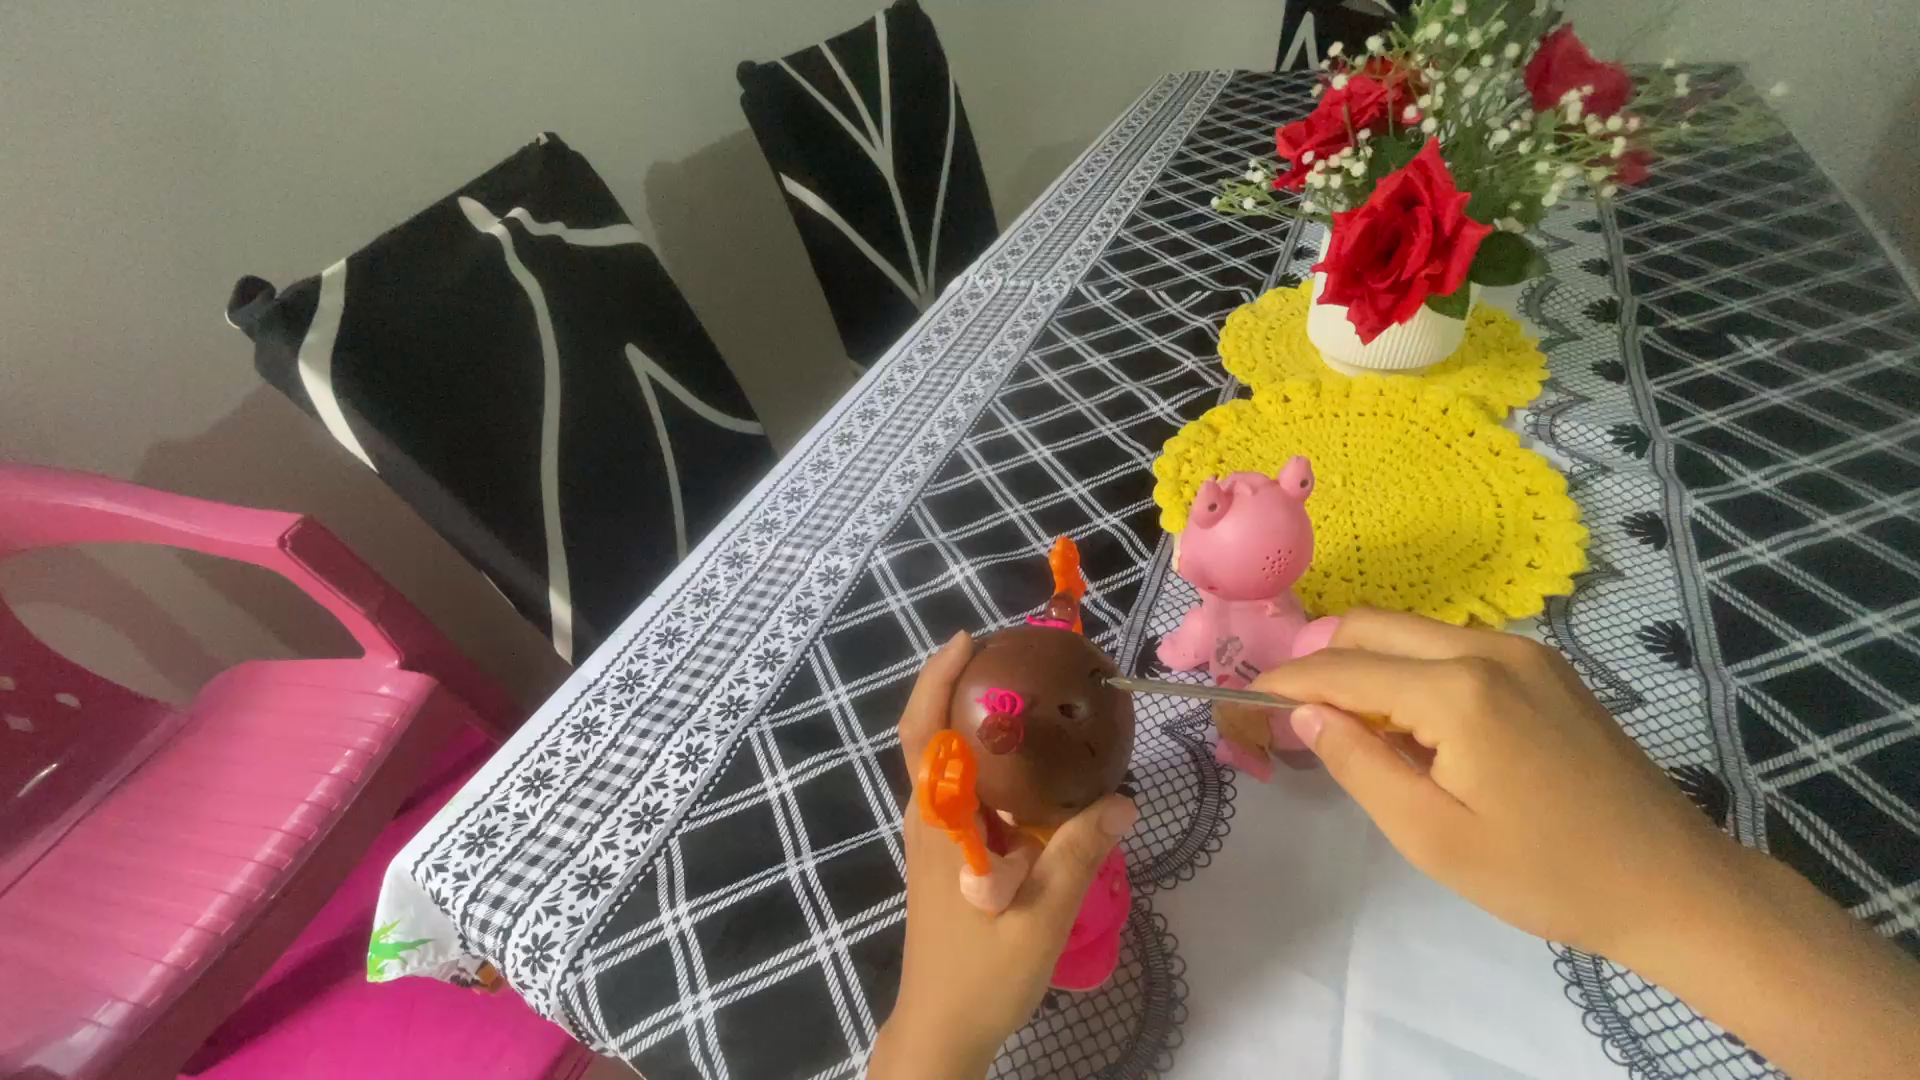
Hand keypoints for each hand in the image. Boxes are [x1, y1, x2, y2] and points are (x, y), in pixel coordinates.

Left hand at [868, 632, 1137, 1079]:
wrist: (942, 1027)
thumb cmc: (982, 971)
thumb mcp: (1041, 913)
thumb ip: (1079, 853)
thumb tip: (1123, 799)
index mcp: (939, 819)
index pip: (922, 732)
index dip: (936, 681)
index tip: (967, 641)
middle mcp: (929, 814)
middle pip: (931, 734)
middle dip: (959, 687)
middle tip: (1012, 659)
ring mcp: (935, 832)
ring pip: (946, 759)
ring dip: (972, 720)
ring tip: (1024, 697)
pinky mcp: (947, 850)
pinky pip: (962, 786)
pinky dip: (985, 759)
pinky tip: (1027, 765)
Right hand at [1258, 608, 1919, 1079]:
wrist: (1681, 888)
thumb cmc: (1546, 873)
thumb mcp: (1431, 835)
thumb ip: (1355, 763)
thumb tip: (1301, 712)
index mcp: (1457, 692)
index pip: (1338, 669)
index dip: (1281, 683)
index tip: (1243, 703)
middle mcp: (1486, 648)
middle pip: (1365, 627)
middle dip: (1314, 660)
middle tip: (1290, 712)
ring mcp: (1519, 650)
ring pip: (1403, 630)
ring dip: (1358, 664)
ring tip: (1347, 724)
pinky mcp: (1538, 664)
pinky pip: (1442, 645)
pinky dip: (1402, 669)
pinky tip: (1408, 722)